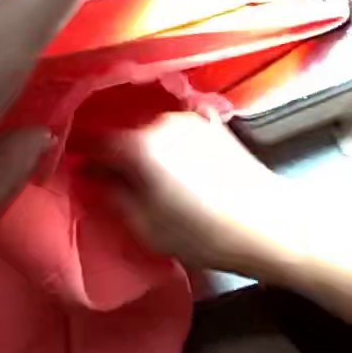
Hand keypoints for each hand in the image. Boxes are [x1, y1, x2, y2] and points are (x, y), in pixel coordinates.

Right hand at [96, 112, 338, 282]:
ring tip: (150, 180)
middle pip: (125, 134)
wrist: (271, 223)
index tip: (79, 172)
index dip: (83, 157)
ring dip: (145, 149)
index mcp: (139, 145)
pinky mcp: (212, 124)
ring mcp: (190, 119)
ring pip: (152, 131)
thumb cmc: (205, 233)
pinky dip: (169, 145)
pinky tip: (178, 169)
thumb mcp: (148, 227)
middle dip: (116, 154)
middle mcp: (161, 122)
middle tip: (114, 181)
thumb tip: (92, 179)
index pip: (95, 142)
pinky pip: (176, 131)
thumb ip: (112, 198)